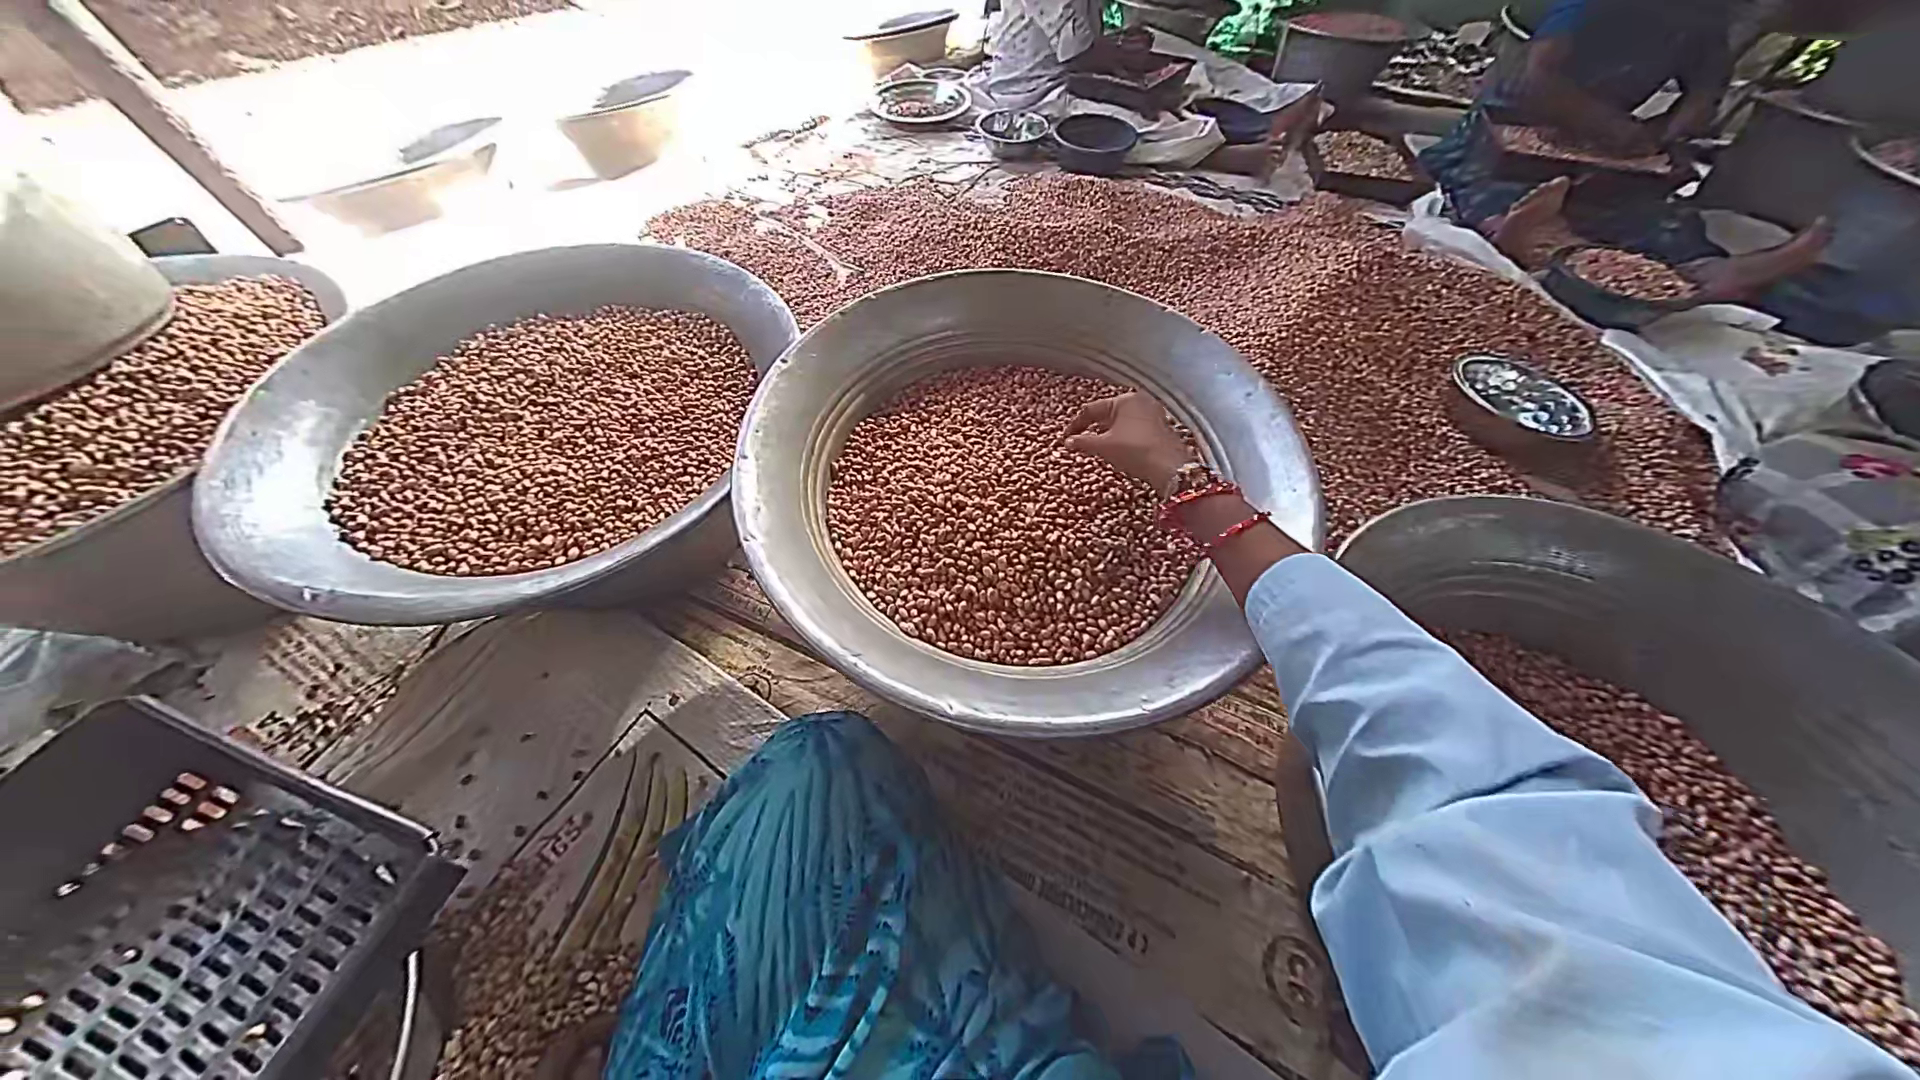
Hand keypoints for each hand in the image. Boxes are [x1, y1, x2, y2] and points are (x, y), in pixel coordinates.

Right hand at [1064, 391, 1195, 491]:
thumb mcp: (1103, 447)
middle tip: (1080, 441)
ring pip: (1122, 422)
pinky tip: (1117, 449)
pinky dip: (1122, 437)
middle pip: (1108, 413)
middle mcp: (1140, 401)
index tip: (1066, 438)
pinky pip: (1134, 429)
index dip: (1076, 424)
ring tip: (1096, 447)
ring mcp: (1153, 414)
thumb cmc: (1134, 451)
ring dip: (1107, 433)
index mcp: (1124, 400)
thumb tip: (1068, 442)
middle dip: (1093, 428)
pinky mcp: (1161, 428)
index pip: (1092, 409)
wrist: (1169, 468)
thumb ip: (1082, 442)